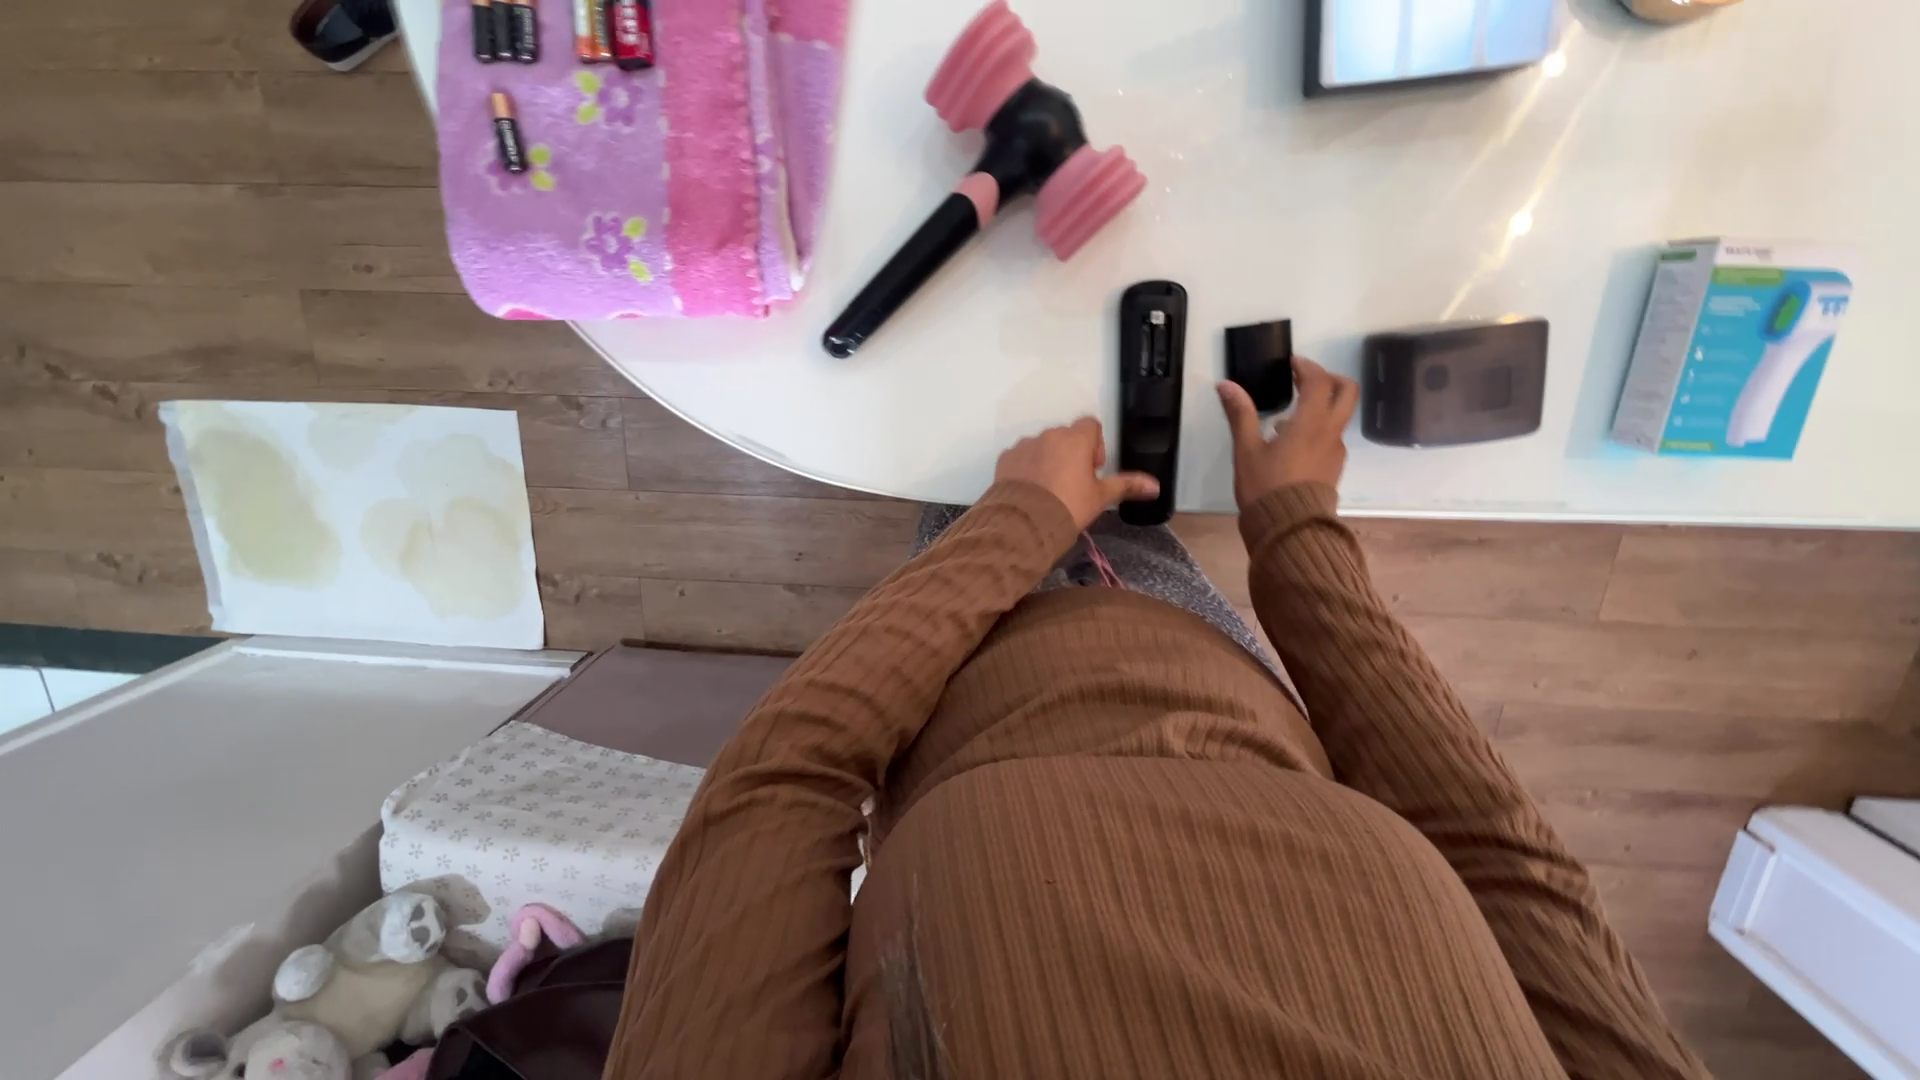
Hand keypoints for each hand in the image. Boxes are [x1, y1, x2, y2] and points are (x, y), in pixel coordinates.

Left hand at [994, 417, 1159, 529]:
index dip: (1095, 444)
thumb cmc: (1068, 507)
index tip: (1093, 468)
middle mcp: (1049, 435)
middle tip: (1073, 483)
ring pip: (1042, 446)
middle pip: (1065, 436)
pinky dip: (1026, 468)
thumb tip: (1155, 486)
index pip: (1091, 425)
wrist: (1024, 524)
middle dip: (1071, 454)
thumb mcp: (1100, 497)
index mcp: (1075, 439)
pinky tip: (1030, 491)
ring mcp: (1024, 445)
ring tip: (1049, 490)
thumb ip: (1126, 485)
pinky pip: (1021, 457)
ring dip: (1048, 460)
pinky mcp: (1006, 458)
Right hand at [1216, 357, 1358, 509]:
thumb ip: (1240, 414)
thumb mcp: (1246, 450)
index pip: (1319, 381)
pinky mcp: (1334, 468)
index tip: (1292, 364)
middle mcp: (1330, 432)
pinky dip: (1318, 429)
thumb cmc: (1265, 487)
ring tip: (1290, 416)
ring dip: (1323, 406)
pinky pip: (1332, 438)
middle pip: (1347, 392)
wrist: (1289, 530)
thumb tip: (1225, 385)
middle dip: (1330, 379)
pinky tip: (1292, 444)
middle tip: (1306, 380)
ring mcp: (1336, 451)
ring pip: (1341, 416)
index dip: (1307, 367)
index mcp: (1310, 423)